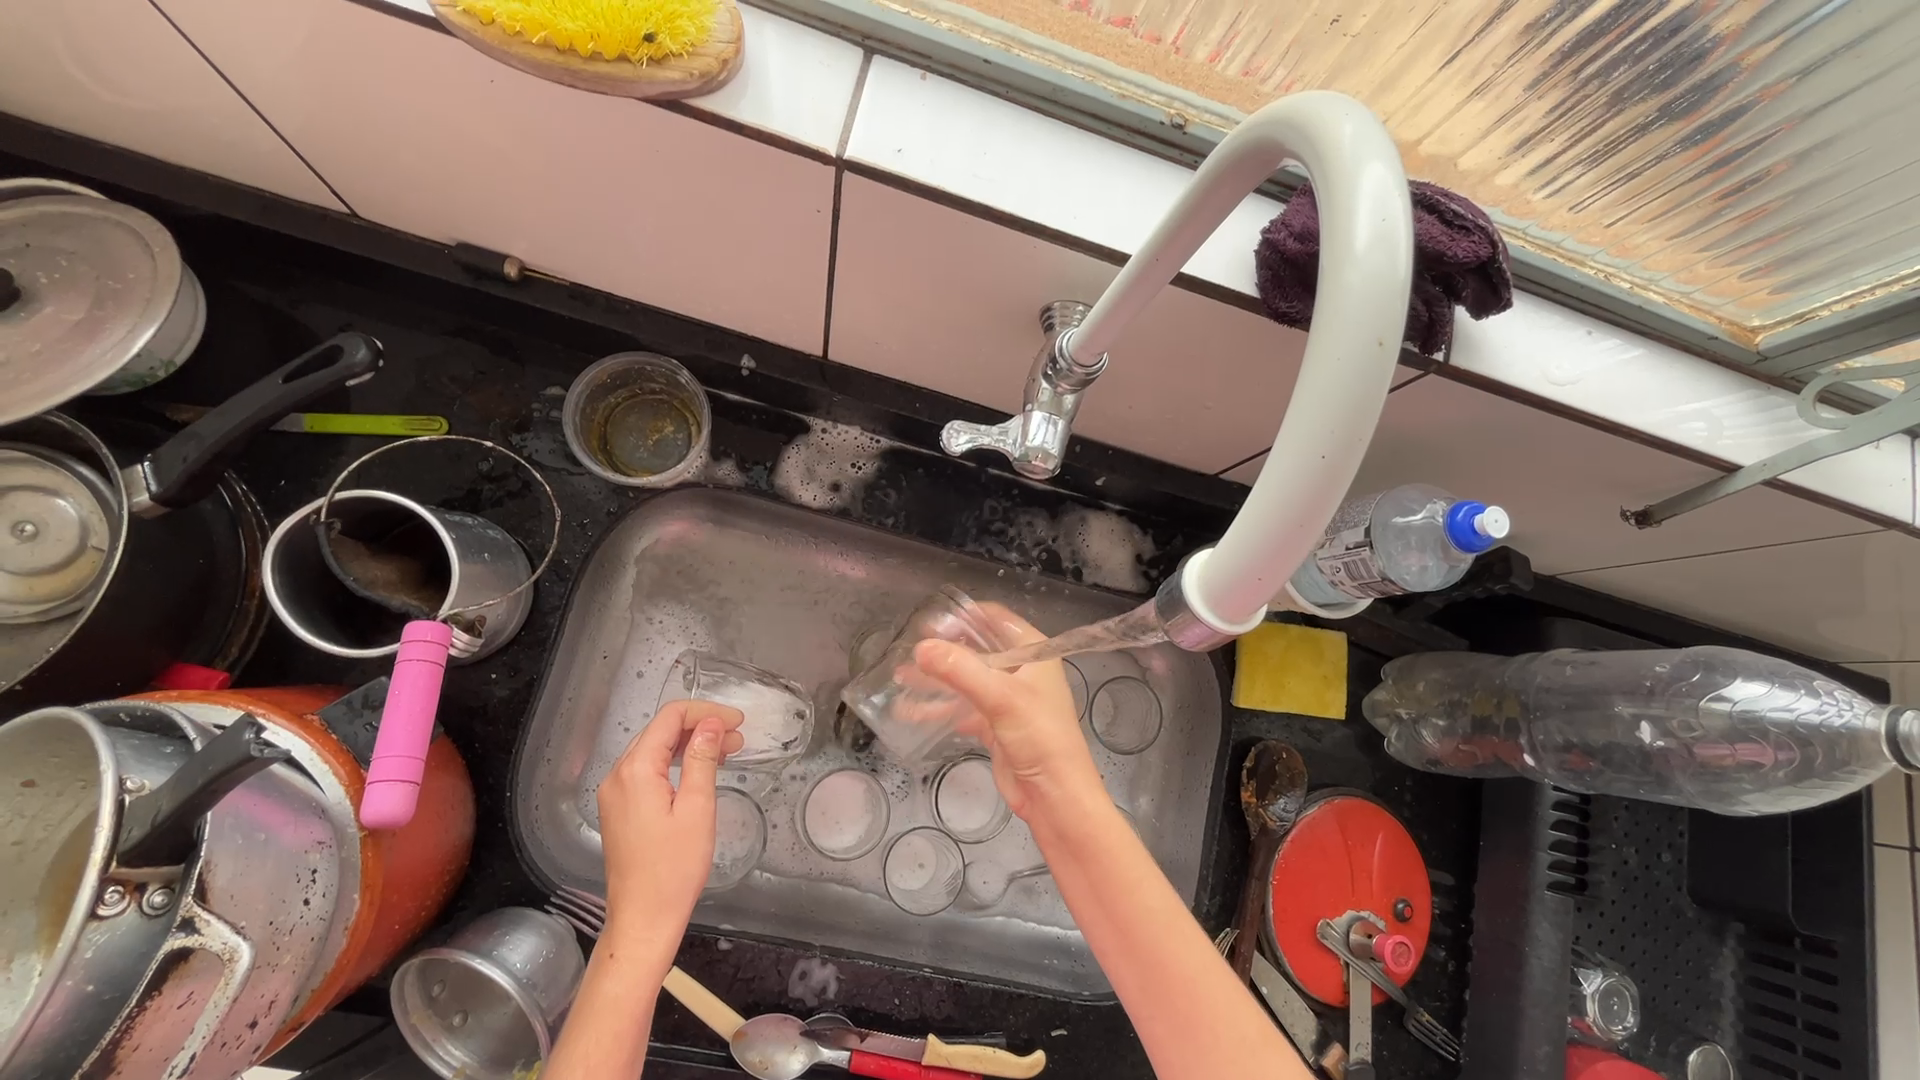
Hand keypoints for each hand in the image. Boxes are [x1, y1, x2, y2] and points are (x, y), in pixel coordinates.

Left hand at [597, 701, 744, 946]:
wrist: (643, 919)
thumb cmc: (674, 867)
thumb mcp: (697, 807)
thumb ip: (702, 758)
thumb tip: (711, 724)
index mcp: (635, 770)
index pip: (670, 718)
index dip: (706, 712)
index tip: (738, 722)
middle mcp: (617, 774)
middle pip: (660, 731)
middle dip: (700, 727)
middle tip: (739, 739)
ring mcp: (615, 793)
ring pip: (654, 750)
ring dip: (690, 745)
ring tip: (728, 752)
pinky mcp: (619, 809)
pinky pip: (647, 771)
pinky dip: (675, 763)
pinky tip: (699, 772)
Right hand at [912, 605, 1104, 822]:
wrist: (1055, 797)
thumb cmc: (1039, 737)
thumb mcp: (1000, 697)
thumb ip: (960, 670)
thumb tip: (920, 647)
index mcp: (1034, 652)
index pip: (996, 619)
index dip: (964, 616)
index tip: (928, 622)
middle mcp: (1022, 670)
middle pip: (977, 648)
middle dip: (943, 649)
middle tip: (907, 649)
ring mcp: (1008, 698)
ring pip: (967, 679)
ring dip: (937, 678)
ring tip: (900, 676)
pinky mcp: (996, 725)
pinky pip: (963, 708)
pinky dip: (939, 708)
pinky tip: (910, 710)